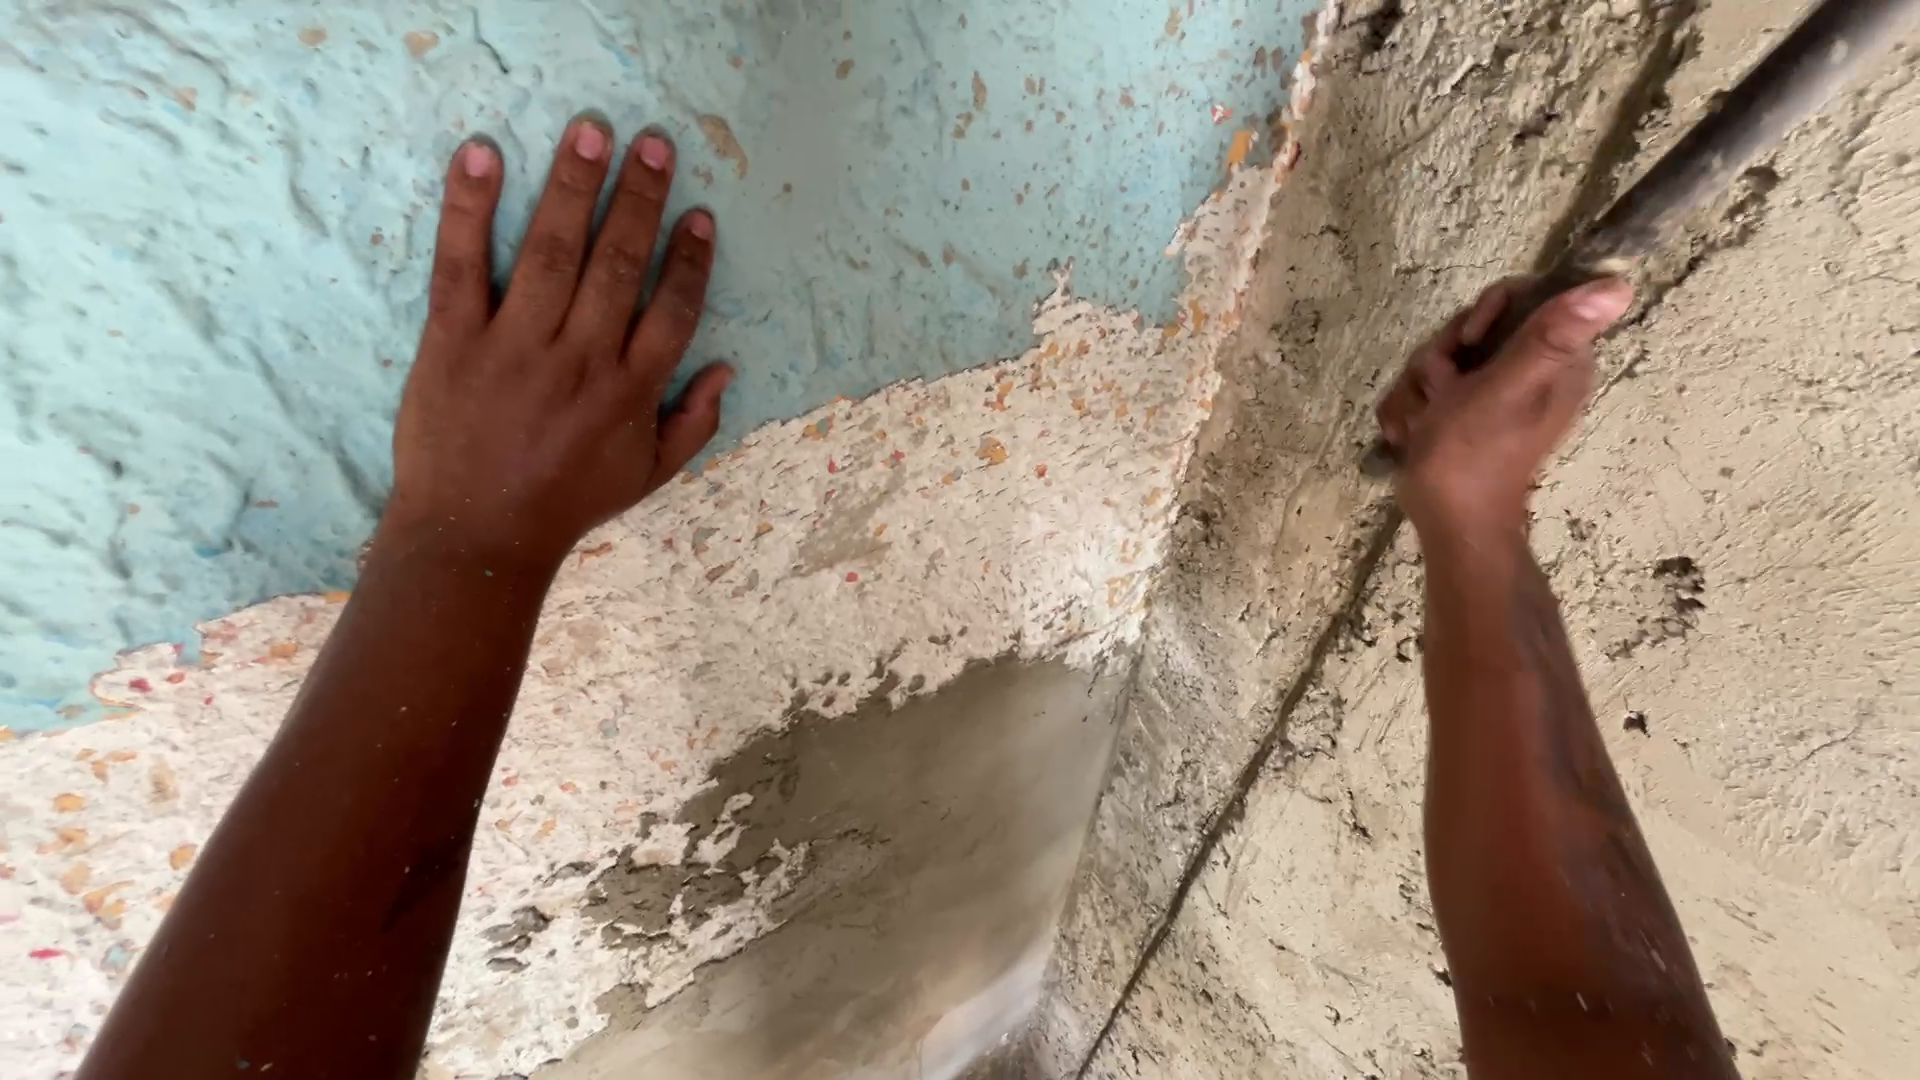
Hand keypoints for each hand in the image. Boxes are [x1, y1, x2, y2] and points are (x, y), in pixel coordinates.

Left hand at [382, 120, 732, 569]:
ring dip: (574, 186)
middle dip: (640, 200)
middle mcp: (582, 358)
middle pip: (619, 265)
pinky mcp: (453, 340)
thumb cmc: (572, 499)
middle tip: (654, 143)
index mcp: (632, 390)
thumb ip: (696, 422)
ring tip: (592, 131)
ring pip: (552, 252)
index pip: (673, 311)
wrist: (480, 531)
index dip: (691, 261)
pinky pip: (461, 265)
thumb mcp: (652, 474)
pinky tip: (485, 155)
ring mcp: (516, 345)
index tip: (701, 216)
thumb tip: (727, 369)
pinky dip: (469, 208)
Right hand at [1376, 277, 1632, 543]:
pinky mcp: (1456, 414)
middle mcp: (1525, 370)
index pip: (1518, 298)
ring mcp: (1487, 394)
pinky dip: (1409, 413)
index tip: (1465, 344)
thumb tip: (1619, 284)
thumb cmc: (1474, 456)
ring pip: (1433, 363)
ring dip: (1417, 393)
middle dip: (1437, 363)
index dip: (1480, 313)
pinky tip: (1412, 436)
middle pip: (1464, 331)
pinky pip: (1420, 392)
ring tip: (1422, 425)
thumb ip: (1550, 337)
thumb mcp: (1507, 389)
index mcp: (1554, 359)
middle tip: (1441, 395)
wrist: (1448, 520)